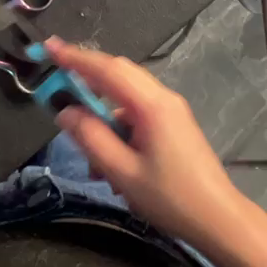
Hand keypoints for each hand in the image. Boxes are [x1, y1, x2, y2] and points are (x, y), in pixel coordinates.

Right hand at [45, 39, 260, 248]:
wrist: (217, 218)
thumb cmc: (171, 197)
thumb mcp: (122, 172)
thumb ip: (91, 138)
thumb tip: (65, 112)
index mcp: (152, 105)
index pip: (107, 70)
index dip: (75, 57)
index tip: (48, 48)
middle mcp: (163, 99)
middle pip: (118, 76)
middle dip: (85, 83)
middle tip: (55, 93)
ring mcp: (171, 111)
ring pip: (125, 100)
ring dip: (102, 121)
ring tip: (92, 162)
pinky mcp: (173, 125)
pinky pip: (137, 117)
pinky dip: (118, 133)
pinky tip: (112, 169)